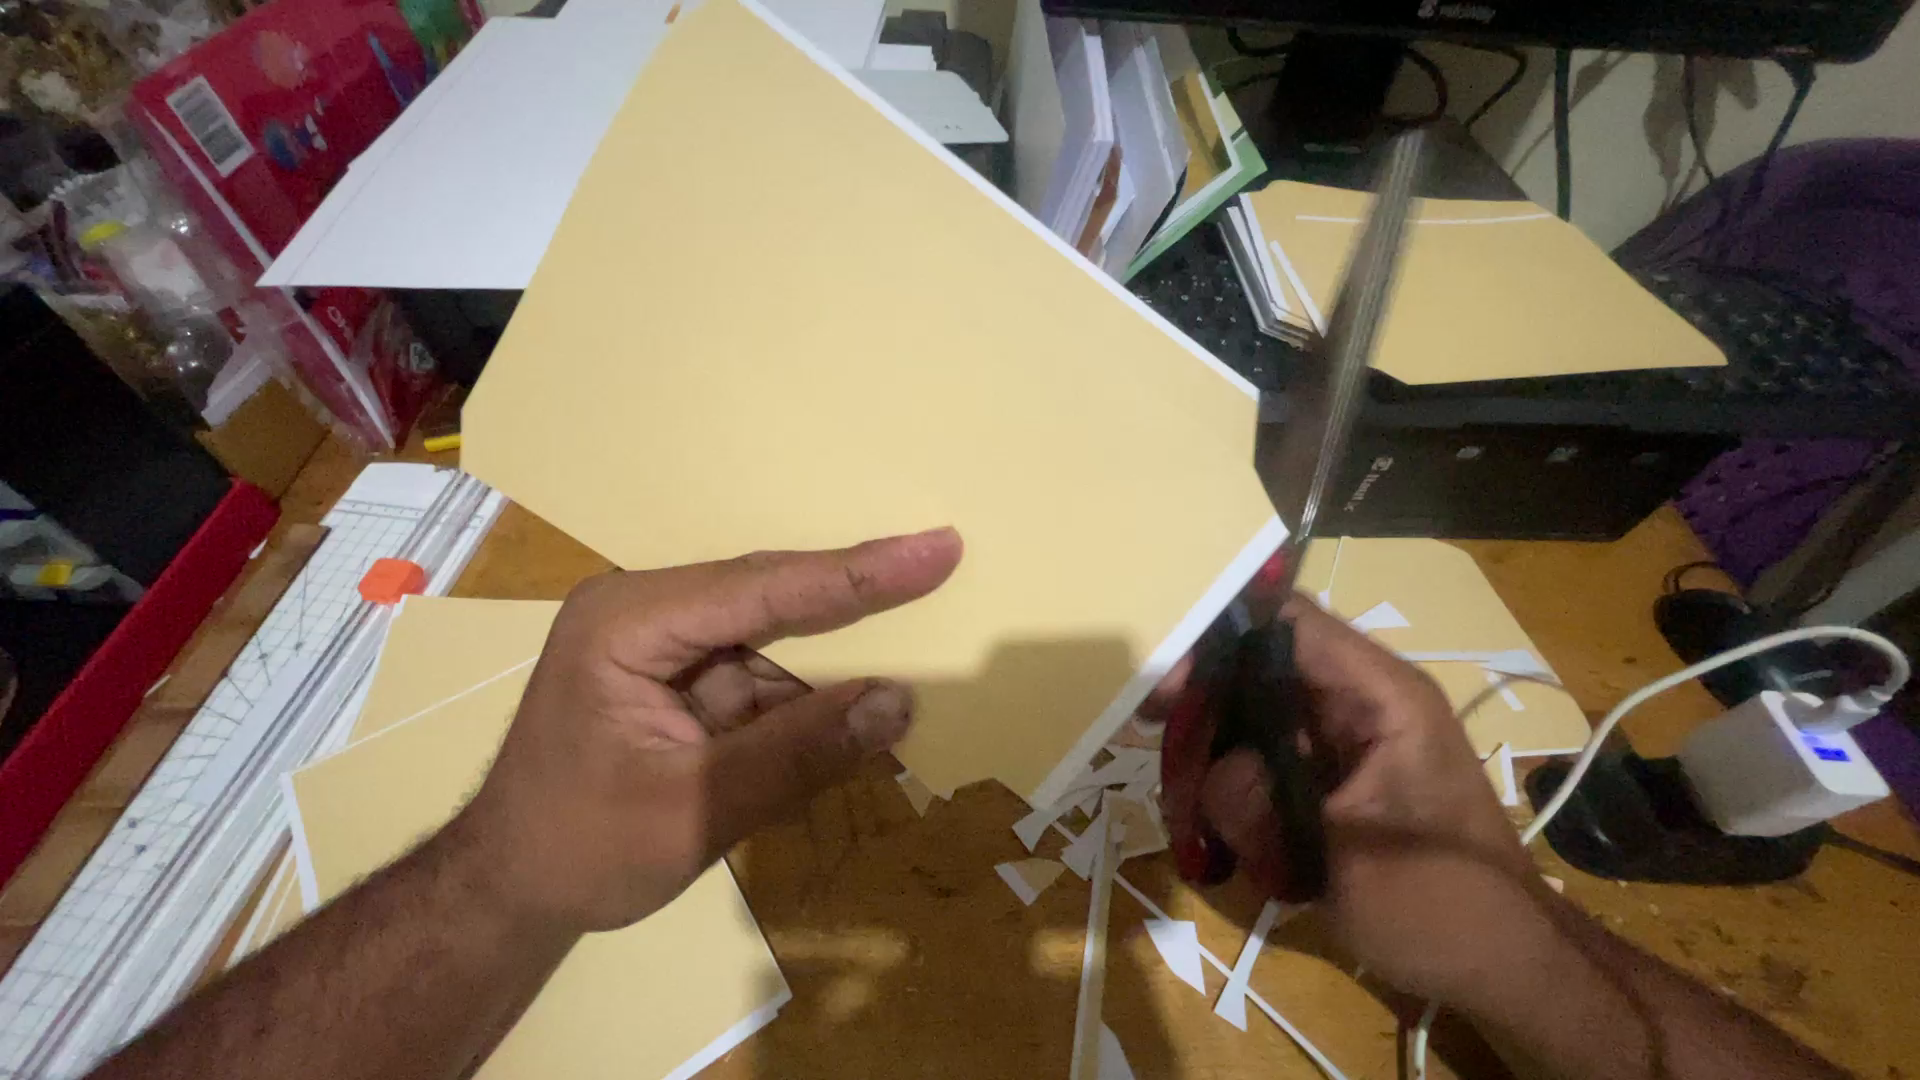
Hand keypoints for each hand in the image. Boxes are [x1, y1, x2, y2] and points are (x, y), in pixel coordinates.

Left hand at [448, 528, 962, 933]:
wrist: (510, 892)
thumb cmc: (579, 850)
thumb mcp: (692, 810)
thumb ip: (797, 754)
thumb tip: (899, 704)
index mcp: (631, 621)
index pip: (762, 586)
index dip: (856, 573)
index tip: (934, 549)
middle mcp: (652, 611)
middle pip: (775, 595)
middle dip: (859, 596)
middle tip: (941, 564)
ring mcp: (672, 642)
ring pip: (780, 635)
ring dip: (844, 654)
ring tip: (925, 644)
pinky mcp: (691, 675)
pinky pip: (770, 672)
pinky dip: (817, 694)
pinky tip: (866, 702)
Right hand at [1194, 596, 1558, 1007]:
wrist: (1503, 964)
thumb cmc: (1442, 904)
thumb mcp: (1344, 856)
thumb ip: (1260, 801)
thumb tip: (1205, 771)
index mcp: (1378, 693)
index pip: (1289, 621)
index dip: (1222, 632)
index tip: (1168, 677)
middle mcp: (1354, 699)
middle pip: (1258, 662)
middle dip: (1206, 695)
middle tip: (1156, 730)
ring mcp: (1337, 735)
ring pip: (1250, 709)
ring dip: (1215, 745)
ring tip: (1189, 790)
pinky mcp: (1323, 770)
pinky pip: (1259, 750)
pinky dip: (1231, 776)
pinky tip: (1219, 816)